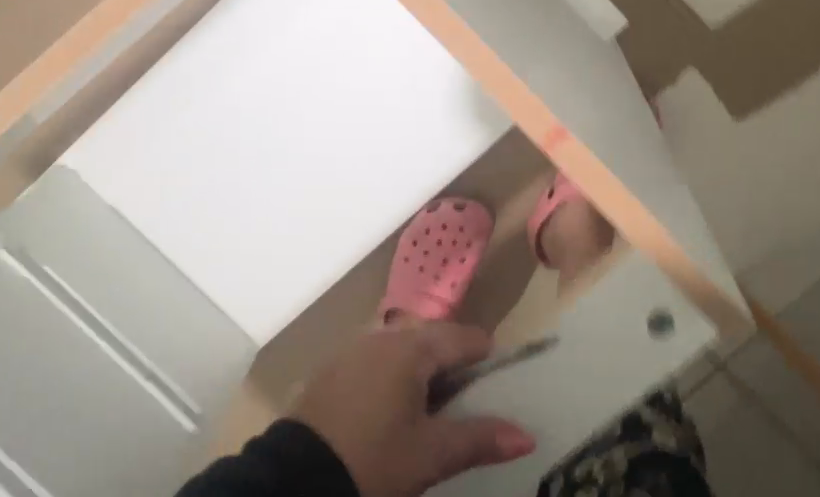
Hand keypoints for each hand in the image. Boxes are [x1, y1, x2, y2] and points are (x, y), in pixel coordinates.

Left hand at [292, 323, 535, 496]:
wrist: (293, 484)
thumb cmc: (372, 462)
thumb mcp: (429, 455)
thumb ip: (479, 439)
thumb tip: (526, 436)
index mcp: (410, 347)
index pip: (462, 337)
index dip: (485, 354)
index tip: (500, 377)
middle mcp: (380, 336)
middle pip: (429, 338)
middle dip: (451, 362)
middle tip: (468, 397)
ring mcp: (350, 351)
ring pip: (399, 349)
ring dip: (419, 369)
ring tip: (432, 407)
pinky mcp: (328, 372)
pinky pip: (373, 362)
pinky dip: (391, 377)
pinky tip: (391, 411)